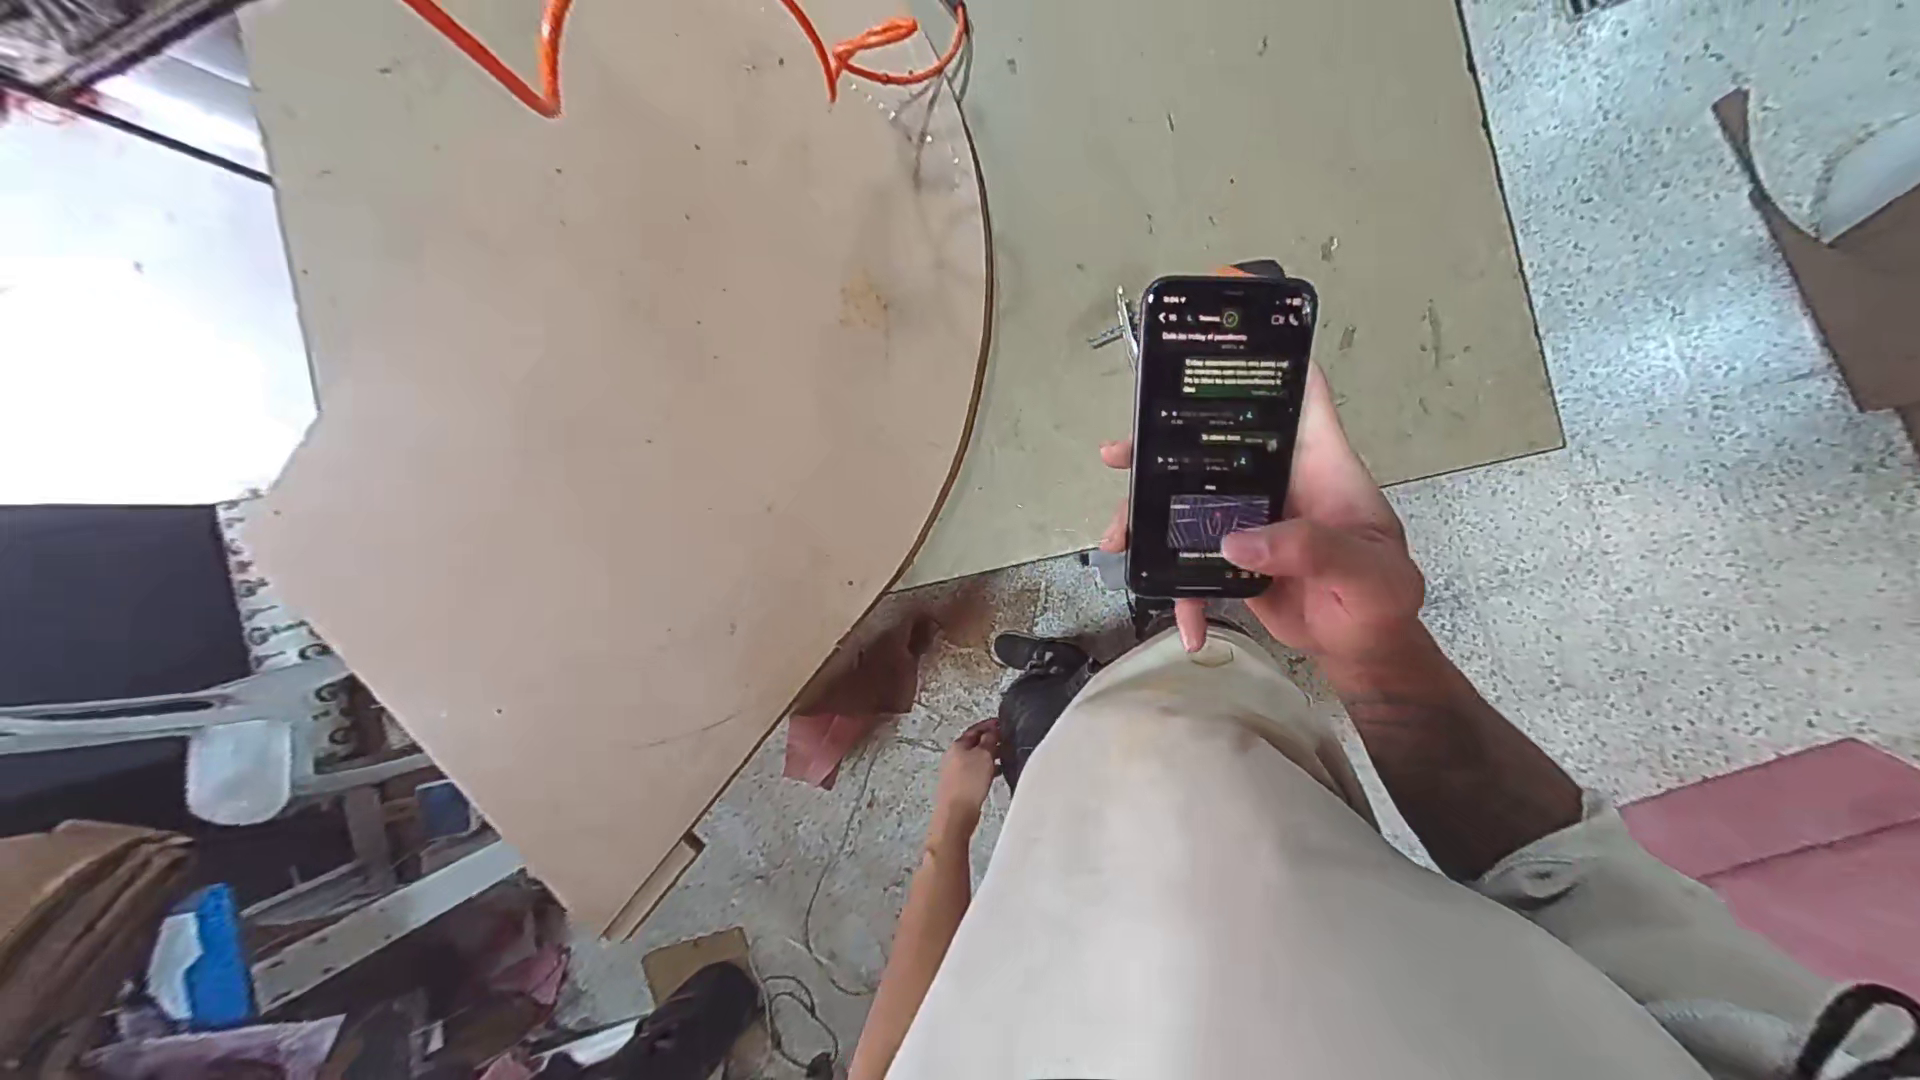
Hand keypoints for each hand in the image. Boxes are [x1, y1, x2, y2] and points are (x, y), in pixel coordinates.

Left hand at [930, 719, 999, 834]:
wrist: (957, 813)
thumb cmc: (970, 781)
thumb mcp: (984, 756)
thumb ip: (989, 741)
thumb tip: (992, 731)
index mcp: (957, 745)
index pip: (975, 729)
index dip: (989, 725)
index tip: (1002, 723)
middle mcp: (953, 756)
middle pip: (974, 743)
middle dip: (990, 740)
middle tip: (1007, 739)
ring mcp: (955, 771)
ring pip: (975, 758)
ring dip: (989, 755)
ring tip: (1006, 755)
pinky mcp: (959, 785)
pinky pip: (975, 771)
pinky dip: (986, 769)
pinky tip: (997, 773)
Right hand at [1102, 362, 1425, 680]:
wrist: (1361, 647)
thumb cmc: (1382, 599)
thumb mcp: (1367, 573)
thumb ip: (1313, 549)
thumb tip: (1235, 542)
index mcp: (1315, 465)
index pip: (1296, 397)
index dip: (1261, 366)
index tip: (1207, 358)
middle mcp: (1274, 482)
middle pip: (1211, 446)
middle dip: (1160, 446)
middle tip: (1120, 455)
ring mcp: (1247, 519)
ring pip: (1185, 502)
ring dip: (1146, 516)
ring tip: (1118, 539)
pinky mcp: (1228, 556)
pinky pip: (1189, 561)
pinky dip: (1177, 590)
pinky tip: (1181, 622)